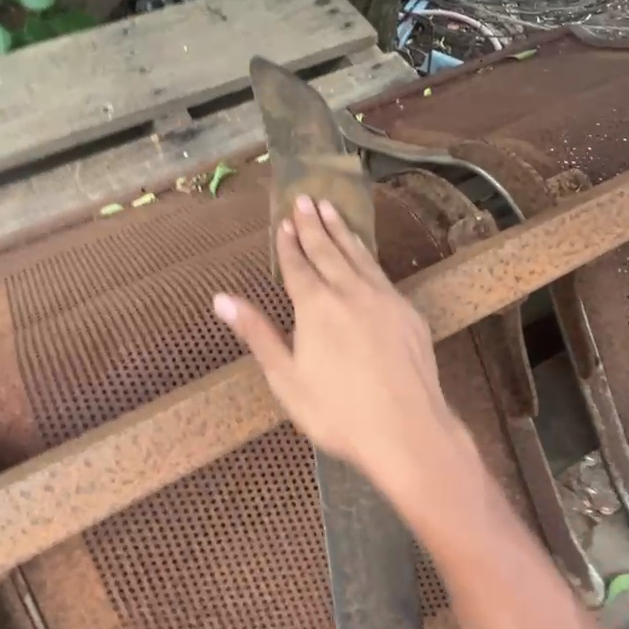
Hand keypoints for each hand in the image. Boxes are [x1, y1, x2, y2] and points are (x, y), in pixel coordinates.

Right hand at [212, 195, 465, 490]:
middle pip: (328, 250)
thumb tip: (221, 299)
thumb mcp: (286, 379)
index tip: (283, 221)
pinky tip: (365, 254)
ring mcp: (384, 299)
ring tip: (331, 209)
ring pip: (359, 255)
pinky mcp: (407, 312)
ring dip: (342, 231)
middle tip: (305, 198)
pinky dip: (368, 255)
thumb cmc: (338, 412)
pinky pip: (381, 272)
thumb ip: (257, 334)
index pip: (298, 266)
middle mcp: (350, 292)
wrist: (407, 430)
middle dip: (314, 225)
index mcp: (317, 307)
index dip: (289, 244)